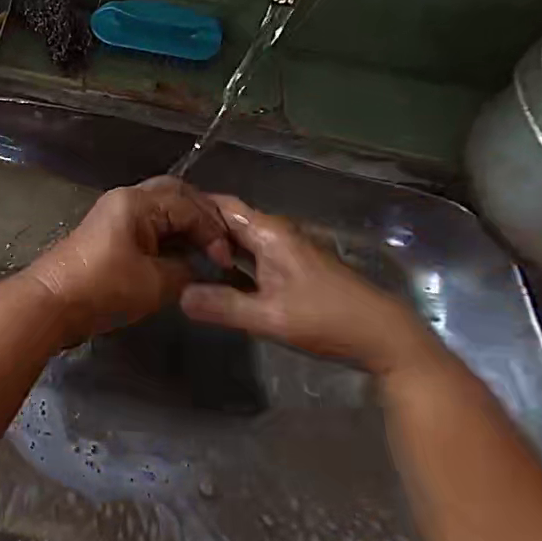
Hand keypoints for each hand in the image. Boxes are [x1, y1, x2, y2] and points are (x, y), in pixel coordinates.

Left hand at [25, 176, 232, 341]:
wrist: (51, 304)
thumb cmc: (103, 289)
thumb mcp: (155, 284)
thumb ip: (185, 271)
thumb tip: (198, 270)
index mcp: (138, 202)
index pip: (188, 206)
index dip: (213, 231)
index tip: (226, 261)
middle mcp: (127, 198)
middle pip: (176, 194)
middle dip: (203, 215)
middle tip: (223, 241)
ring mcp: (116, 213)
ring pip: (162, 206)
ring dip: (187, 223)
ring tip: (208, 247)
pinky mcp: (111, 231)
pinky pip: (150, 222)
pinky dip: (170, 233)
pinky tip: (183, 253)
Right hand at [180, 194, 434, 375]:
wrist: (381, 335)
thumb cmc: (326, 318)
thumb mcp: (269, 317)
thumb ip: (223, 305)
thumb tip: (178, 294)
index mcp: (269, 232)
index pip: (221, 205)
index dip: (191, 206)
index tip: (160, 216)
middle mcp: (276, 233)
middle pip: (229, 219)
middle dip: (198, 226)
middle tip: (161, 239)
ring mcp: (285, 250)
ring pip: (240, 238)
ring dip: (214, 244)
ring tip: (178, 255)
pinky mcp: (292, 268)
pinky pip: (251, 254)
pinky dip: (231, 260)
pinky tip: (214, 276)